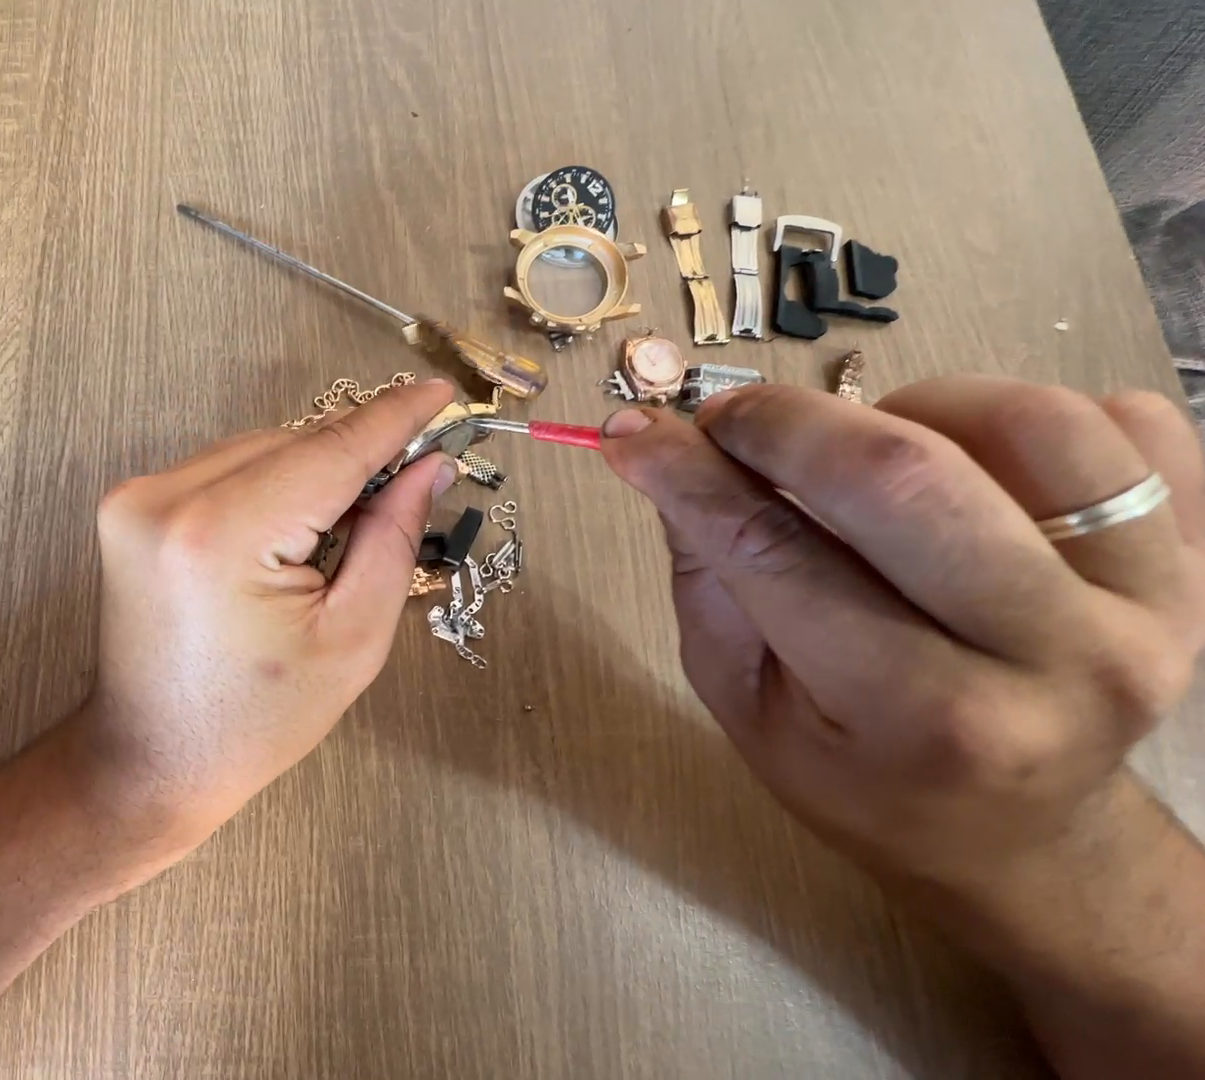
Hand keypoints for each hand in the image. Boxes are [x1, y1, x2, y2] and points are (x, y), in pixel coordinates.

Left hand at [77, 379, 457, 842]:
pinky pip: (222, 468)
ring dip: (308, 472)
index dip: (392, 418)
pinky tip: (289, 529)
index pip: (329, 450)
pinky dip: (267, 484)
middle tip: (407, 480)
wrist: (153, 756)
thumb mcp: (352, 639)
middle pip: (291, 443)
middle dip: (353, 456)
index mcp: (221, 535)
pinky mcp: (129, 504)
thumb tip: (426, 467)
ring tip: (337, 530)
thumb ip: (392, 537)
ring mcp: (136, 496)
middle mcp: (166, 498)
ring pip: (257, 449)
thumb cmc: (257, 720)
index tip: (440, 393)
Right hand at [598, 377, 1204, 895]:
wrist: (1013, 833)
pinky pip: (1126, 422)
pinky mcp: (1201, 558)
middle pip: (902, 476)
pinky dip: (1013, 416)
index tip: (626, 432)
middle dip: (781, 423)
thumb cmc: (848, 772)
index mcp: (918, 713)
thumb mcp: (739, 694)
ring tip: (852, 455)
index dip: (687, 476)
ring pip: (1025, 421)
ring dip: (901, 409)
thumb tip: (654, 453)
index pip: (774, 553)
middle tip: (723, 422)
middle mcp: (1057, 656)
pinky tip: (956, 468)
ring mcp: (1155, 601)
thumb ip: (706, 572)